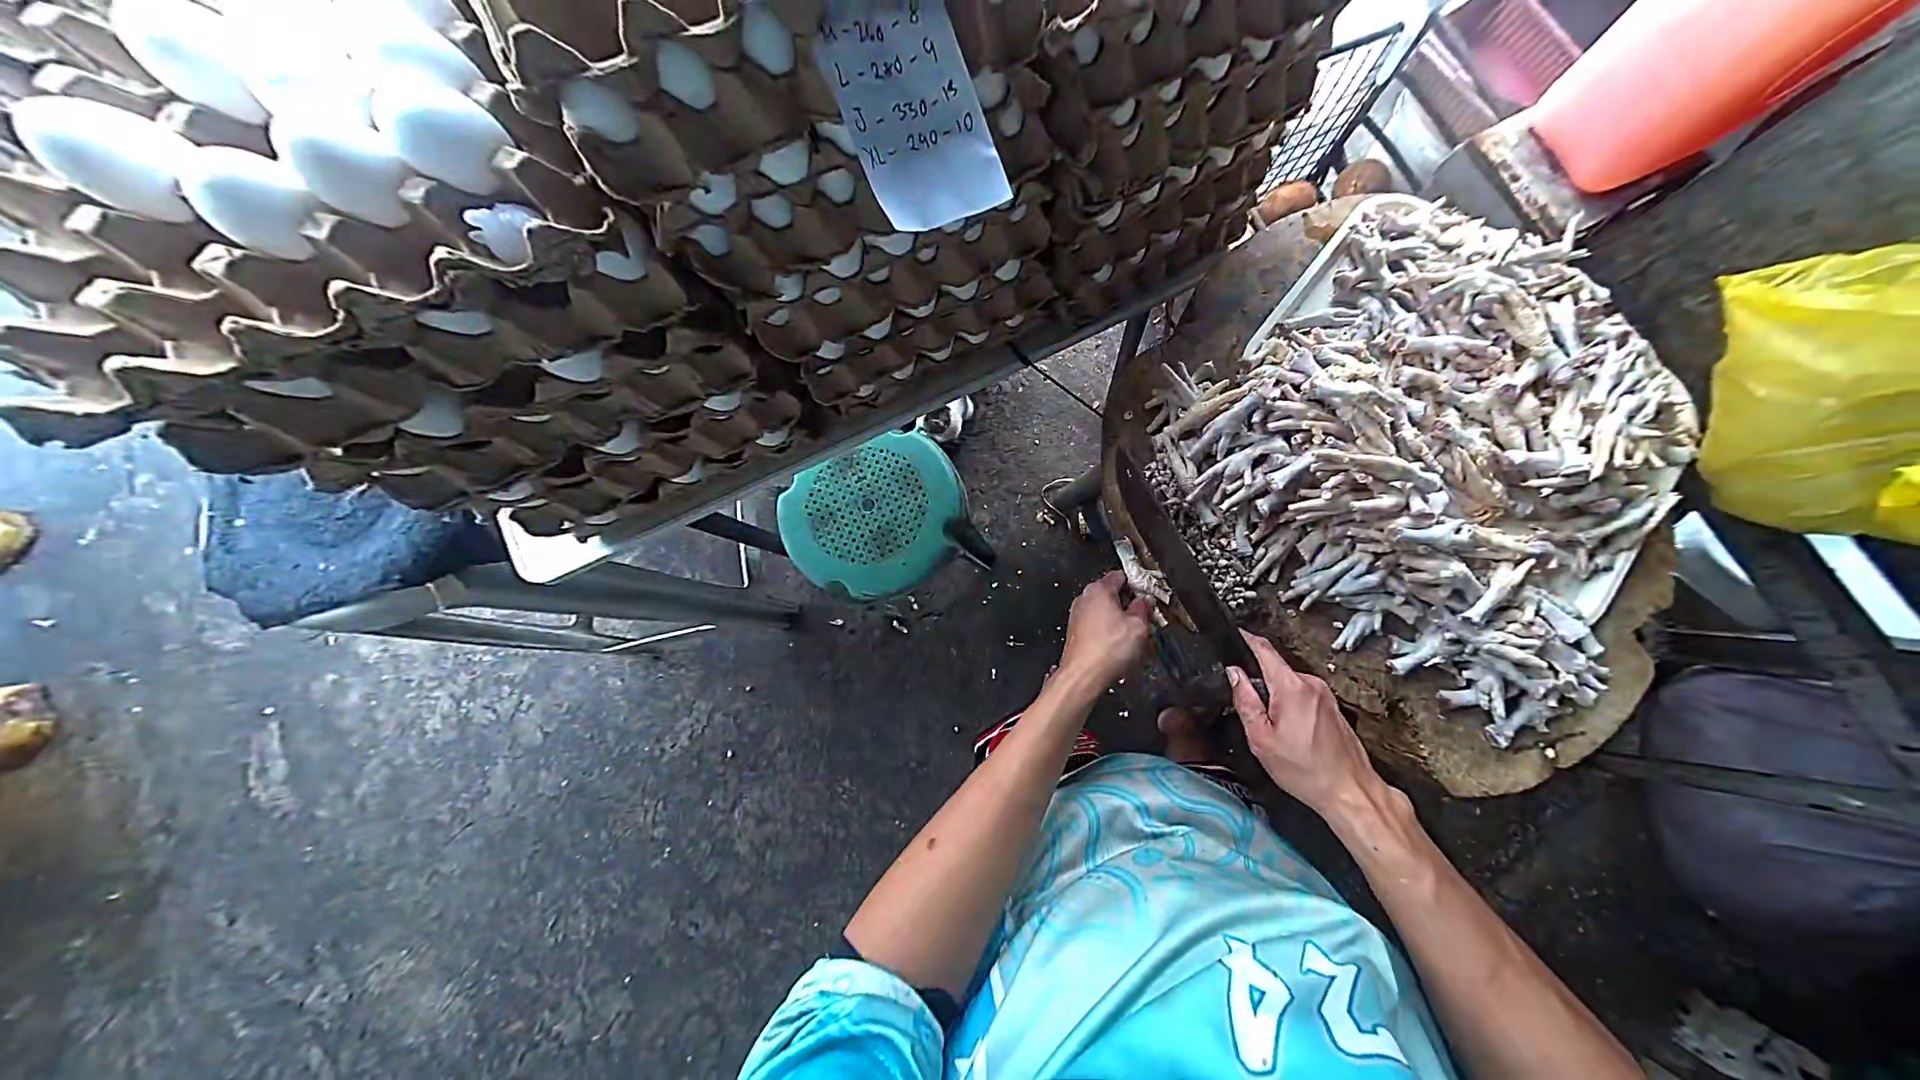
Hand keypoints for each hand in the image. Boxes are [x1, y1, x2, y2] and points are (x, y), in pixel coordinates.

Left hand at [1056, 571, 1152, 693]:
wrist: (1083, 676)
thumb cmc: (1107, 649)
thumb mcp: (1139, 625)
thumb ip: (1144, 607)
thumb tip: (1143, 601)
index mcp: (1099, 590)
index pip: (1120, 576)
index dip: (1137, 585)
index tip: (1148, 596)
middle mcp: (1085, 599)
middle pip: (1112, 594)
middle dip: (1129, 606)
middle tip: (1144, 619)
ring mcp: (1078, 616)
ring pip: (1105, 612)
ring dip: (1120, 621)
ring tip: (1132, 638)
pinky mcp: (1077, 633)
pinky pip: (1098, 627)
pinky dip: (1109, 633)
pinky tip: (1118, 647)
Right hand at [1228, 629, 1383, 818]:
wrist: (1350, 792)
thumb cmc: (1307, 771)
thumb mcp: (1260, 737)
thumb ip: (1244, 700)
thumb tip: (1234, 675)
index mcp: (1292, 688)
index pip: (1265, 650)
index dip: (1247, 639)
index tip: (1237, 634)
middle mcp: (1312, 686)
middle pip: (1276, 670)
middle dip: (1259, 682)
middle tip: (1252, 713)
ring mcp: (1325, 696)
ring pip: (1289, 685)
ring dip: (1276, 698)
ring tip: (1275, 731)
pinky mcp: (1332, 707)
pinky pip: (1303, 697)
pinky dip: (1291, 708)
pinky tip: (1292, 736)